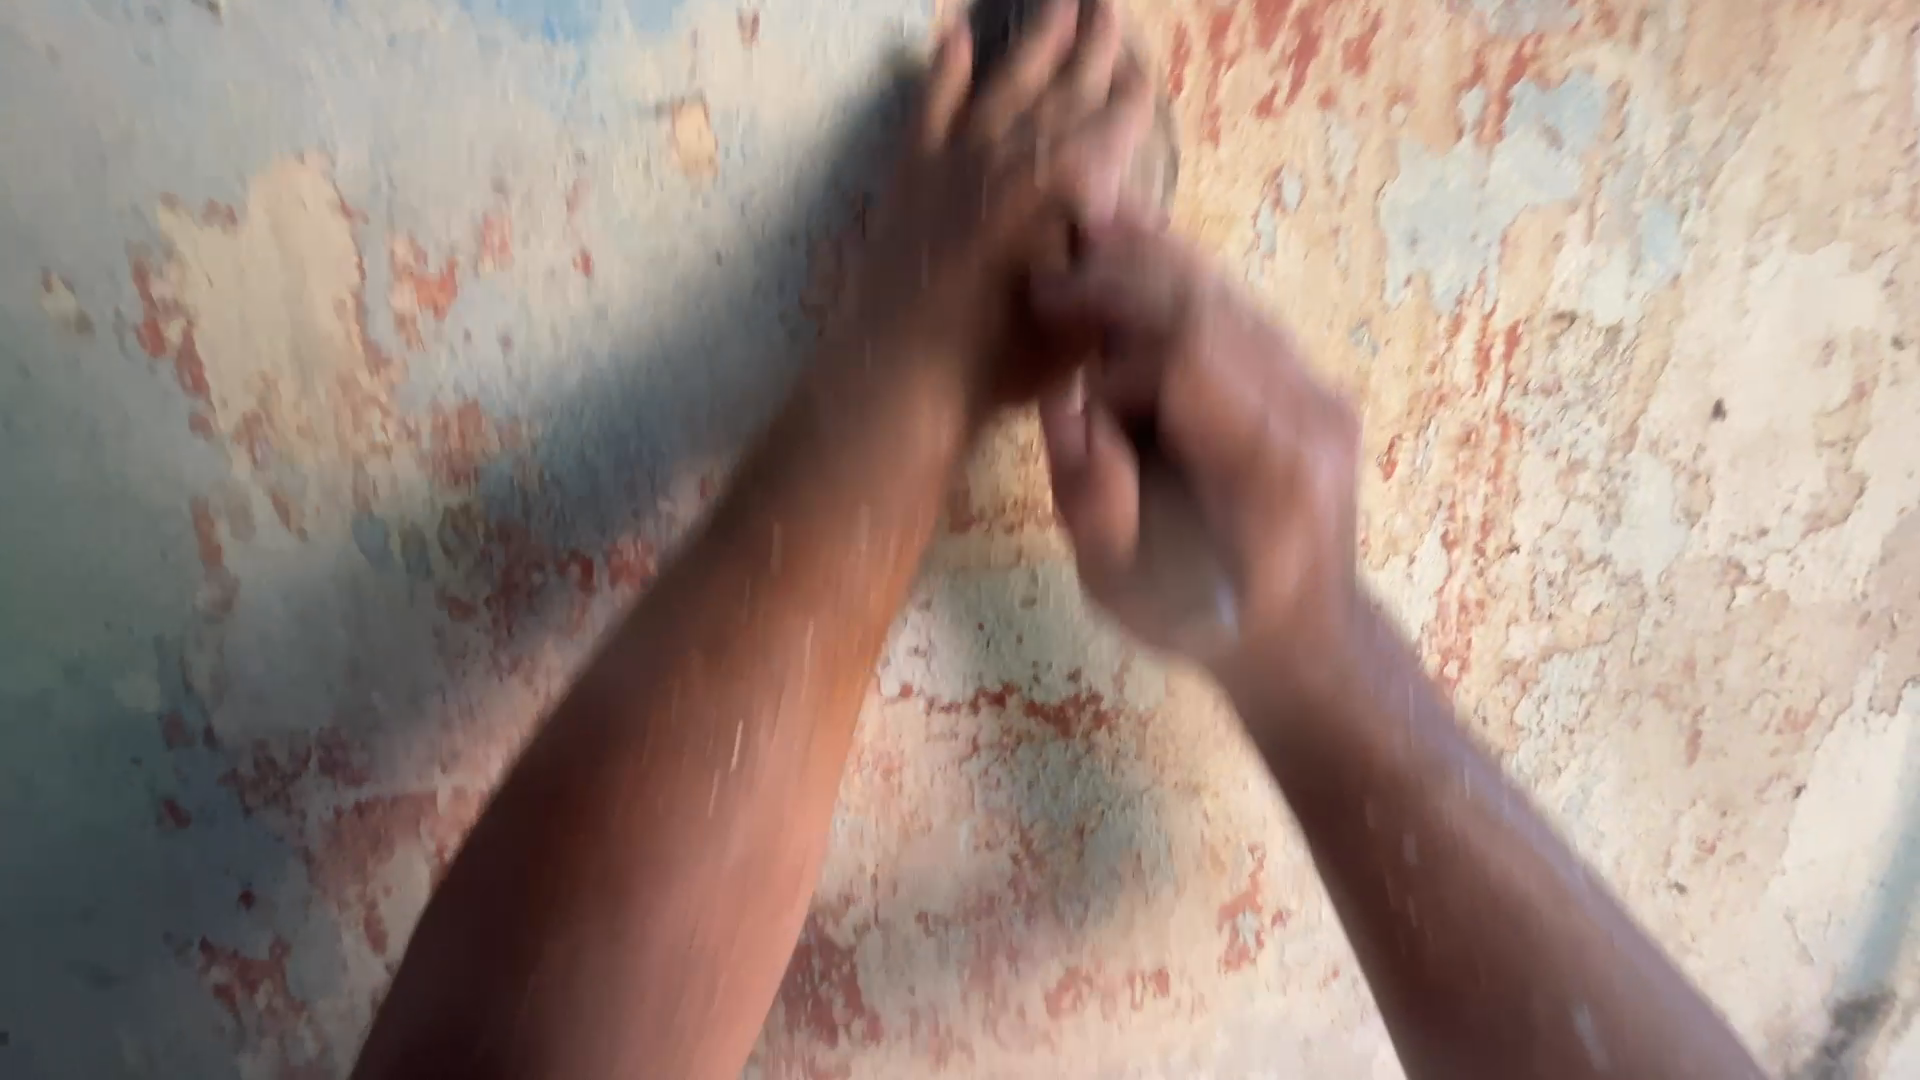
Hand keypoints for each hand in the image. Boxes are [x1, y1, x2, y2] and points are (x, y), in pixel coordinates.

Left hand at [821, 0, 1153, 411]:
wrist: (903, 374)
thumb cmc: (997, 362)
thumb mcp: (1075, 323)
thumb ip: (1100, 271)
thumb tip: (1110, 233)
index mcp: (1065, 191)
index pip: (1110, 129)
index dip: (1129, 101)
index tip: (1141, 73)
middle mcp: (1015, 158)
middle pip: (1065, 91)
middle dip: (1092, 50)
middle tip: (1109, 12)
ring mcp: (958, 159)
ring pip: (1006, 84)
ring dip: (1035, 44)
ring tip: (1060, 5)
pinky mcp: (911, 173)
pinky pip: (931, 105)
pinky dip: (945, 69)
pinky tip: (956, 37)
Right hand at [1032, 217, 1363, 694]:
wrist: (1300, 628)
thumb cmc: (1201, 618)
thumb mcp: (1122, 590)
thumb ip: (1091, 501)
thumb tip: (1066, 403)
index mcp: (1265, 466)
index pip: (1191, 346)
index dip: (1113, 315)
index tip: (1051, 310)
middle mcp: (1308, 412)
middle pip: (1214, 303)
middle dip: (1127, 271)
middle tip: (1059, 257)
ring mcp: (1320, 393)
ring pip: (1230, 298)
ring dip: (1155, 267)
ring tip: (1093, 234)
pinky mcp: (1312, 387)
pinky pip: (1239, 319)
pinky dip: (1181, 292)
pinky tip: (1138, 268)